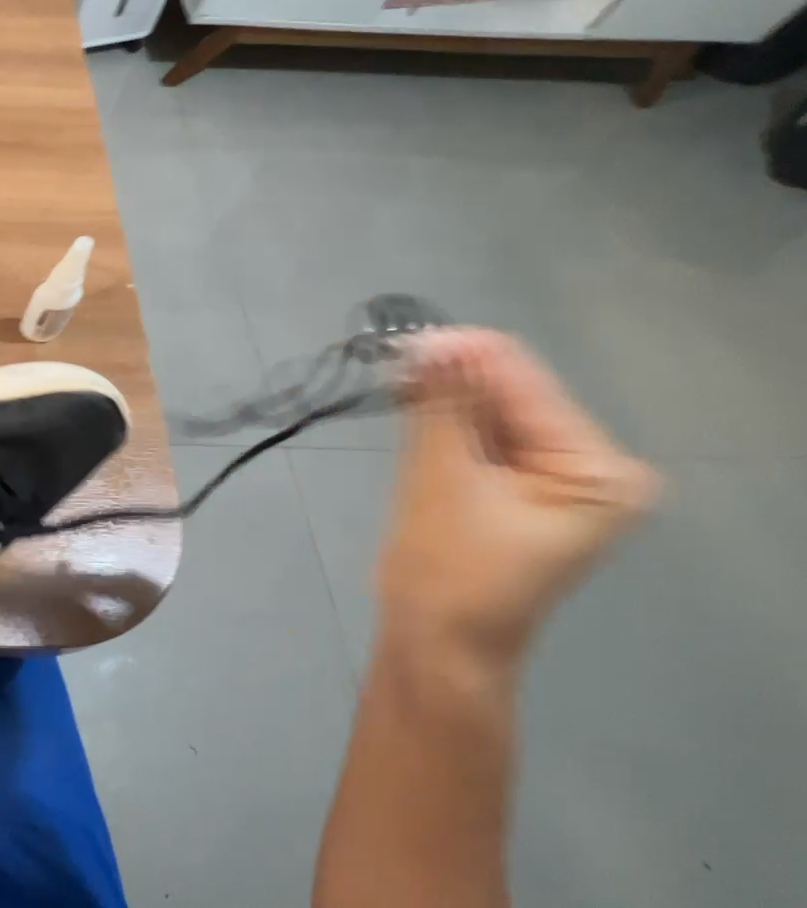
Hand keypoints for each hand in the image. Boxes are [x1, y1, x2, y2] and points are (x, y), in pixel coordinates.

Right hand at [382, 329, 657, 661]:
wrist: (435, 645)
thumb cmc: (445, 571)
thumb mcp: (442, 479)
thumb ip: (440, 405)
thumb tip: (428, 340)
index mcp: (597, 470)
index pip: (527, 385)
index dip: (463, 355)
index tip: (400, 342)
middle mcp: (591, 467)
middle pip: (513, 396)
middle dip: (450, 377)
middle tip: (389, 364)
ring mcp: (557, 480)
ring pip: (492, 414)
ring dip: (442, 397)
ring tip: (394, 385)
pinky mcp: (520, 490)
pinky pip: (483, 439)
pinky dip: (445, 423)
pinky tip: (412, 409)